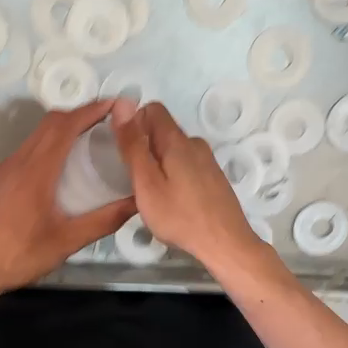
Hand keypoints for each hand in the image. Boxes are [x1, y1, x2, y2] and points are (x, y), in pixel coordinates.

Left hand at [0, 99, 137, 294]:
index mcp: (36, 171)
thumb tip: (137, 203)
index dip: (90, 111)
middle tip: (109, 120)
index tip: (114, 105)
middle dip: (79, 114)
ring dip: (63, 128)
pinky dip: (50, 143)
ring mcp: (6, 170)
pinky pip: (29, 149)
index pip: (64, 127)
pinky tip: (63, 163)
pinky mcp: (1, 180)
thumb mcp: (67, 241)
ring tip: (90, 138)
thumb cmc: (20, 255)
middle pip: (50, 124)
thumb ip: (104, 220)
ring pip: (37, 135)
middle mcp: (19, 162)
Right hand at [111, 99, 264, 271]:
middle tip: (135, 179)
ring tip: (152, 193)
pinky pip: (186, 165)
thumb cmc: (180, 216)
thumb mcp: (146, 183)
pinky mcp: (213, 178)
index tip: (125, 150)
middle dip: (144, 147)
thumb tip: (122, 103)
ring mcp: (207, 161)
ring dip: (159, 163)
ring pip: (174, 150)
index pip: (153, 109)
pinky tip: (173, 201)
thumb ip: (133, 145)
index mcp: (177, 141)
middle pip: (163, 130)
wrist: (225, 243)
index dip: (134, 123)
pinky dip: (173, 175)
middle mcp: (195, 144)